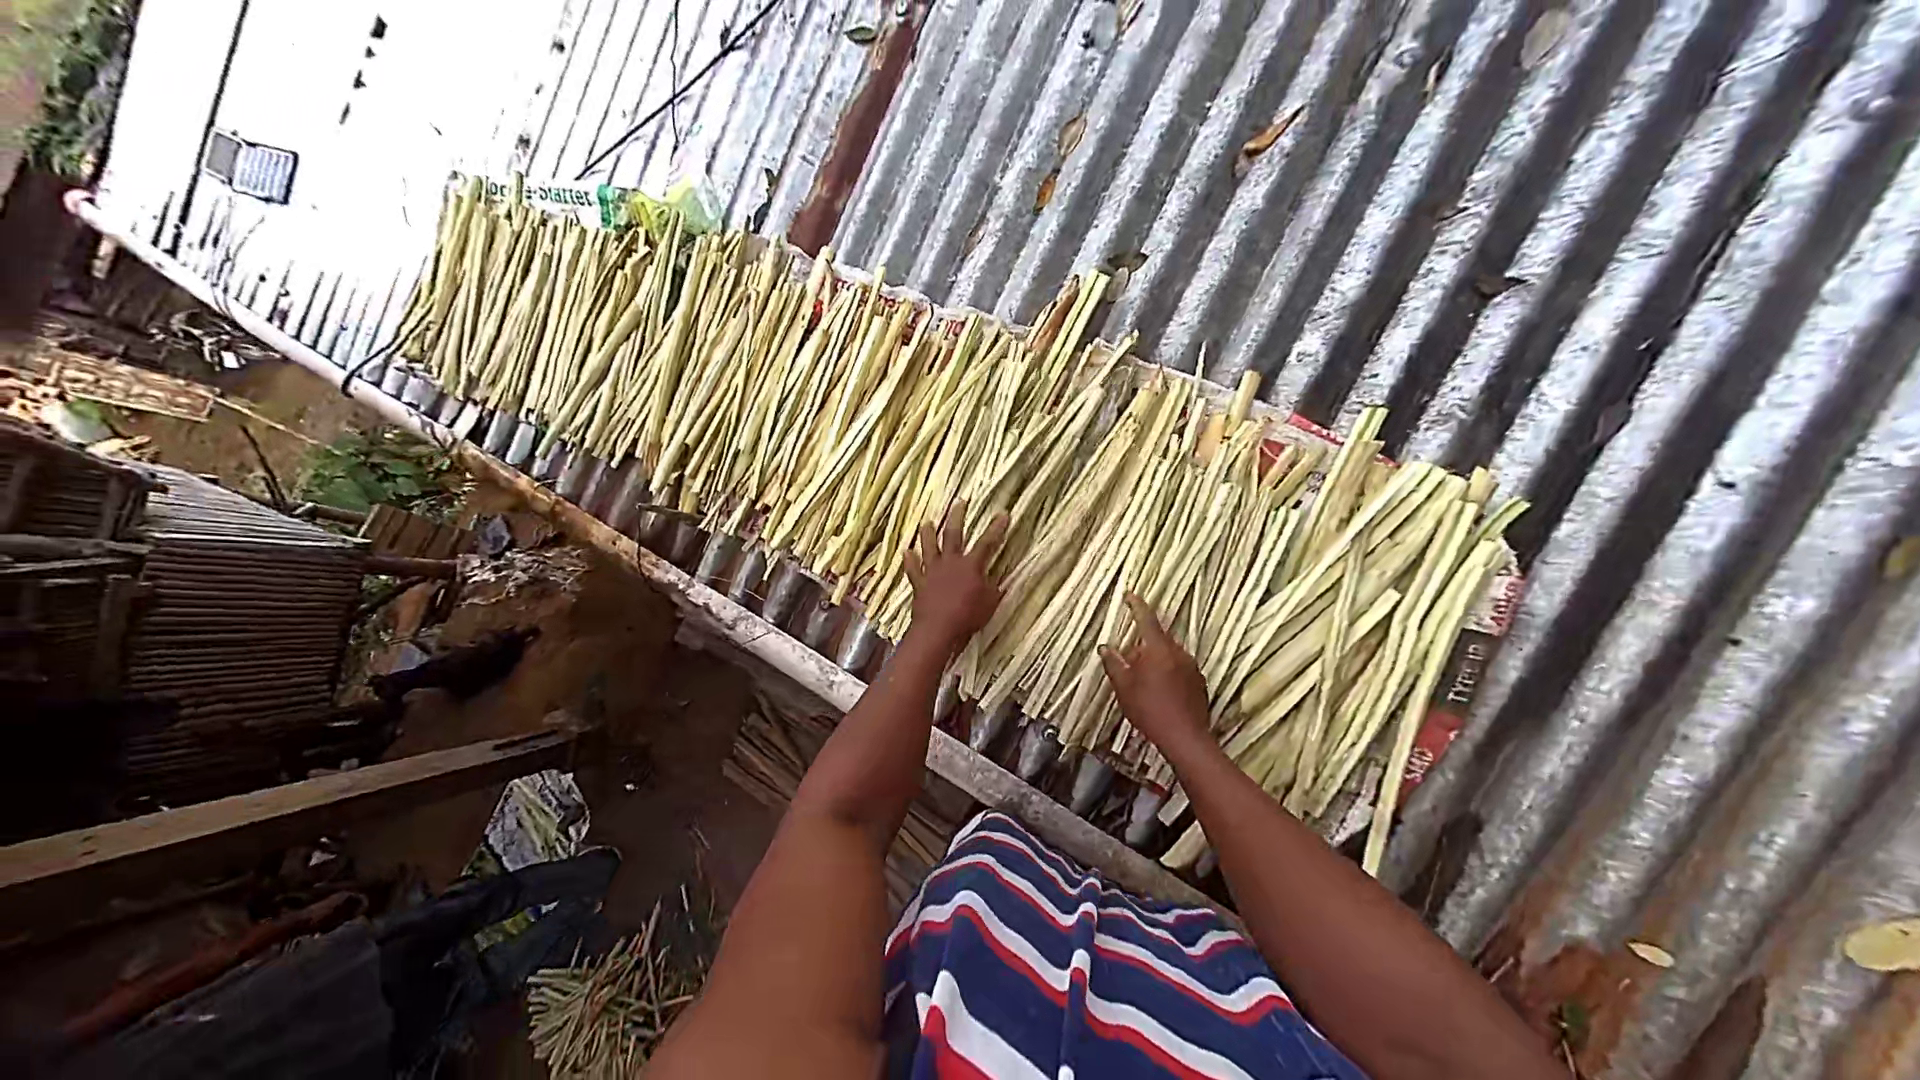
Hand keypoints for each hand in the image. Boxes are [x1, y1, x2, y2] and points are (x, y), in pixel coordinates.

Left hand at [905, 501, 1008, 648]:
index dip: (996, 529)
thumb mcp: (990, 603)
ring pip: (929, 547)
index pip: (987, 543)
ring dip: (928, 533)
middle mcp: (950, 563)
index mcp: (971, 566)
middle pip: (953, 535)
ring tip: (926, 521)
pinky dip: (909, 561)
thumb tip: (999, 580)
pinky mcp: (920, 584)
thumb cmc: (968, 617)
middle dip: (957, 517)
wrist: (938, 630)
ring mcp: (932, 572)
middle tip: (959, 502)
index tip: (1003, 513)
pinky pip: (913, 570)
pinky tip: (906, 551)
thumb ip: (994, 589)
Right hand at [1100, 594, 1212, 756]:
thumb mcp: (1123, 687)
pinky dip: (1166, 672)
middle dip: (1141, 645)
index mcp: (1158, 649)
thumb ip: (1114, 664)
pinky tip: (1158, 691)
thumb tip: (1105, 648)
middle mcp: (1178, 652)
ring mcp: (1191, 667)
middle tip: (1127, 661)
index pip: (1146, 619)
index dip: (1136, 605)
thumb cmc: (1150, 710)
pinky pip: (1178, 667)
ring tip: (1141, 681)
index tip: (1129, 595)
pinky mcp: (1199, 682)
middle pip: (1157, 638)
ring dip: (1154, 660)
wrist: (1184, 738)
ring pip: (1168, 654)